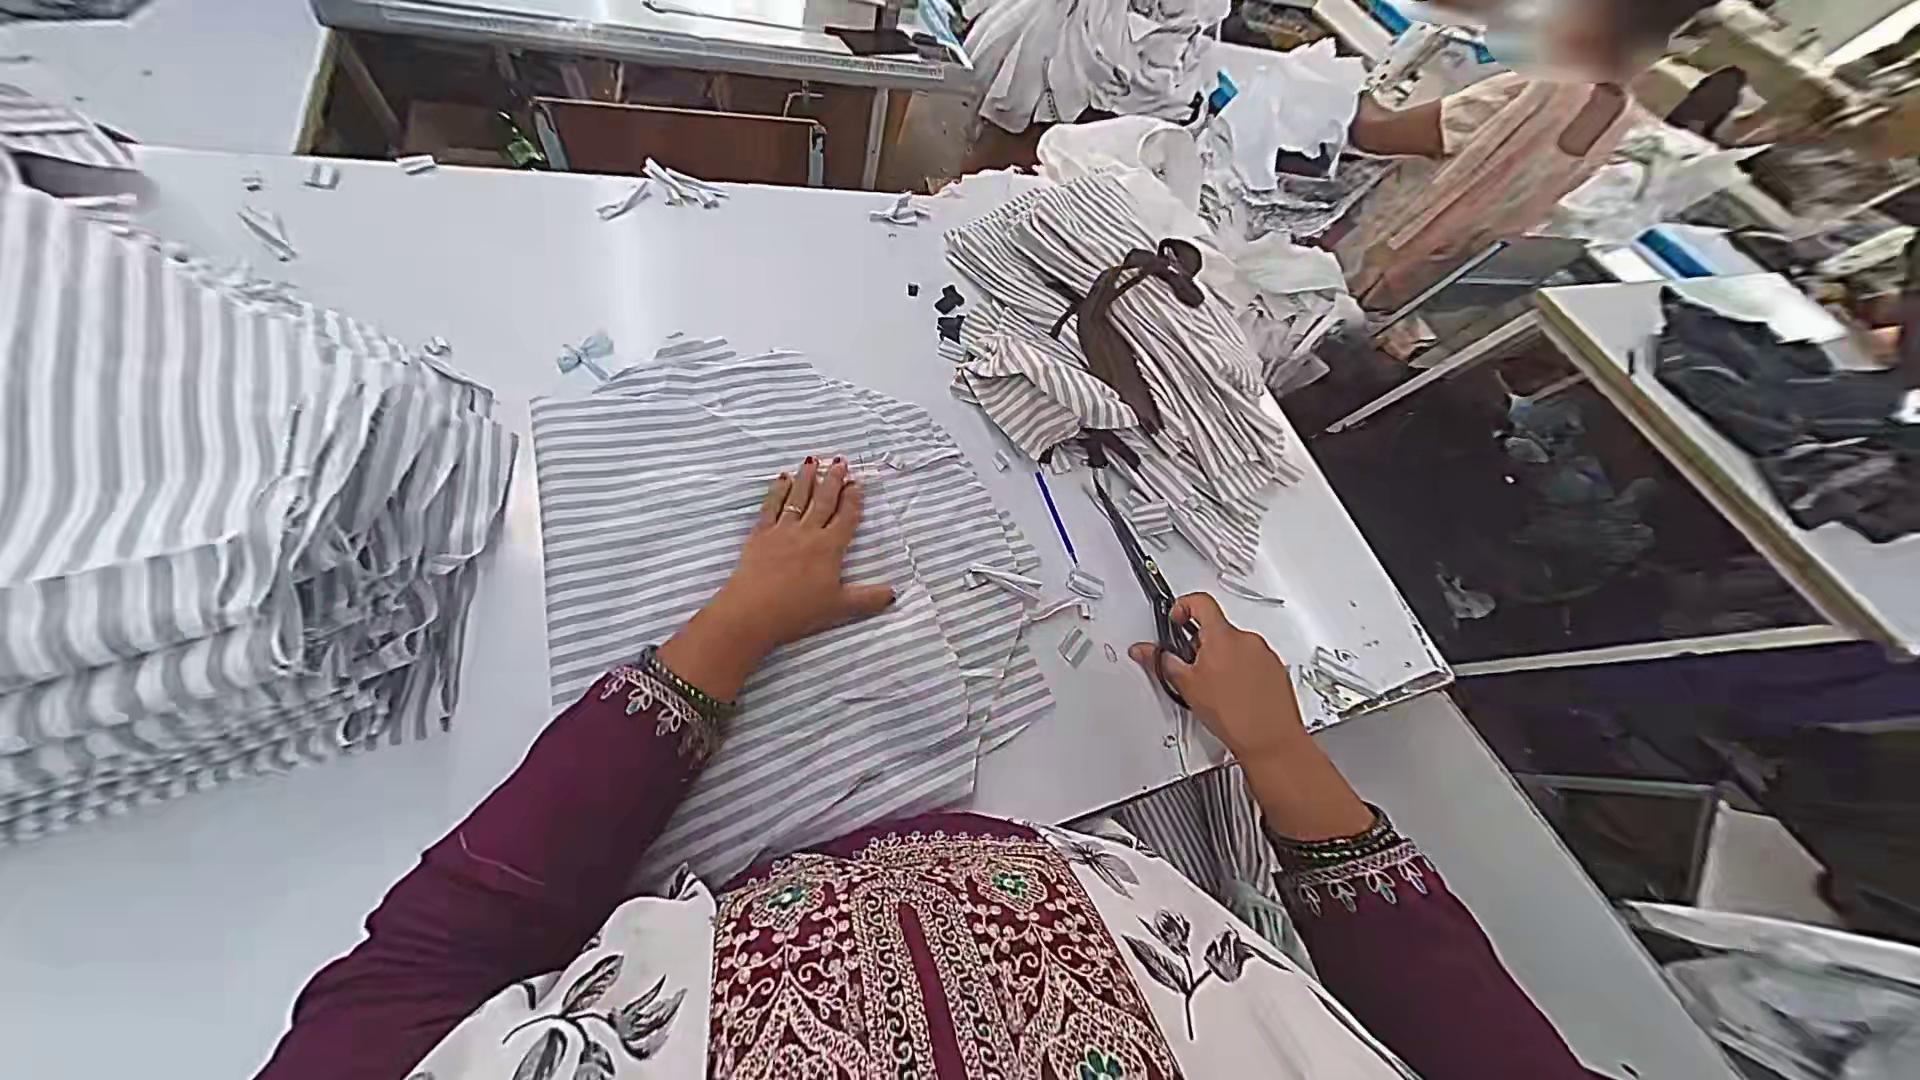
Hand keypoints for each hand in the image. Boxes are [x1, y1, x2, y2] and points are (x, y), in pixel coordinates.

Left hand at [659, 457, 894, 700]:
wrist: (753, 611)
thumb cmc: (799, 610)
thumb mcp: (840, 607)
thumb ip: (868, 599)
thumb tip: (894, 594)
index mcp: (830, 548)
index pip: (846, 517)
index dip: (853, 499)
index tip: (857, 484)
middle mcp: (808, 533)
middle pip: (824, 501)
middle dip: (833, 480)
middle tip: (840, 462)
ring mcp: (783, 531)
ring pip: (798, 498)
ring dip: (807, 478)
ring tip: (812, 461)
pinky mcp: (760, 535)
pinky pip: (771, 506)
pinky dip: (777, 491)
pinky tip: (781, 479)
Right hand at [1131, 592, 1371, 840]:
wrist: (1271, 741)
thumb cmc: (1234, 716)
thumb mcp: (1186, 686)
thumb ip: (1161, 661)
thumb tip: (1144, 651)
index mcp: (1222, 637)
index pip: (1201, 602)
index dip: (1183, 606)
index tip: (1177, 619)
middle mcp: (1247, 640)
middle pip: (1216, 627)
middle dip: (1200, 644)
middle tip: (1191, 666)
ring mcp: (1265, 654)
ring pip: (1234, 645)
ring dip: (1221, 658)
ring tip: (1214, 686)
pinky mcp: (1276, 669)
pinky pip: (1252, 658)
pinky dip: (1240, 669)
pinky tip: (1232, 693)